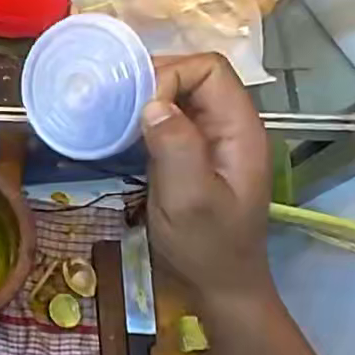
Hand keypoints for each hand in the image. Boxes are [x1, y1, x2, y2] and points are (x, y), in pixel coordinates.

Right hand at [141, 53, 274, 304]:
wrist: (218, 285)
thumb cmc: (207, 246)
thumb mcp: (190, 198)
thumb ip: (175, 146)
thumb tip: (151, 103)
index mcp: (239, 129)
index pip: (209, 70)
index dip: (173, 76)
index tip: (141, 108)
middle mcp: (228, 126)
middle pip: (194, 76)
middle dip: (155, 83)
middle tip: (118, 108)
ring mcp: (210, 140)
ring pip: (179, 96)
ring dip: (147, 100)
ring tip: (114, 117)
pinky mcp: (191, 154)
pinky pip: (169, 120)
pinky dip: (145, 120)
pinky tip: (122, 134)